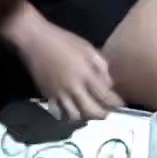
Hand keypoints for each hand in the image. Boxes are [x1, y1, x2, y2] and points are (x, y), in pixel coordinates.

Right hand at [7, 16, 121, 119]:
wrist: (35, 40)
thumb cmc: (62, 40)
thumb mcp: (86, 47)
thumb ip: (100, 65)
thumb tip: (108, 83)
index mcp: (85, 73)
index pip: (104, 95)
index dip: (115, 102)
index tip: (121, 104)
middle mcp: (73, 87)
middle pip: (91, 110)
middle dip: (102, 114)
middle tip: (108, 112)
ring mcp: (59, 93)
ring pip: (75, 115)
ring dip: (86, 117)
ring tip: (91, 113)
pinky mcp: (48, 95)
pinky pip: (59, 112)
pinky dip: (68, 115)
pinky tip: (74, 111)